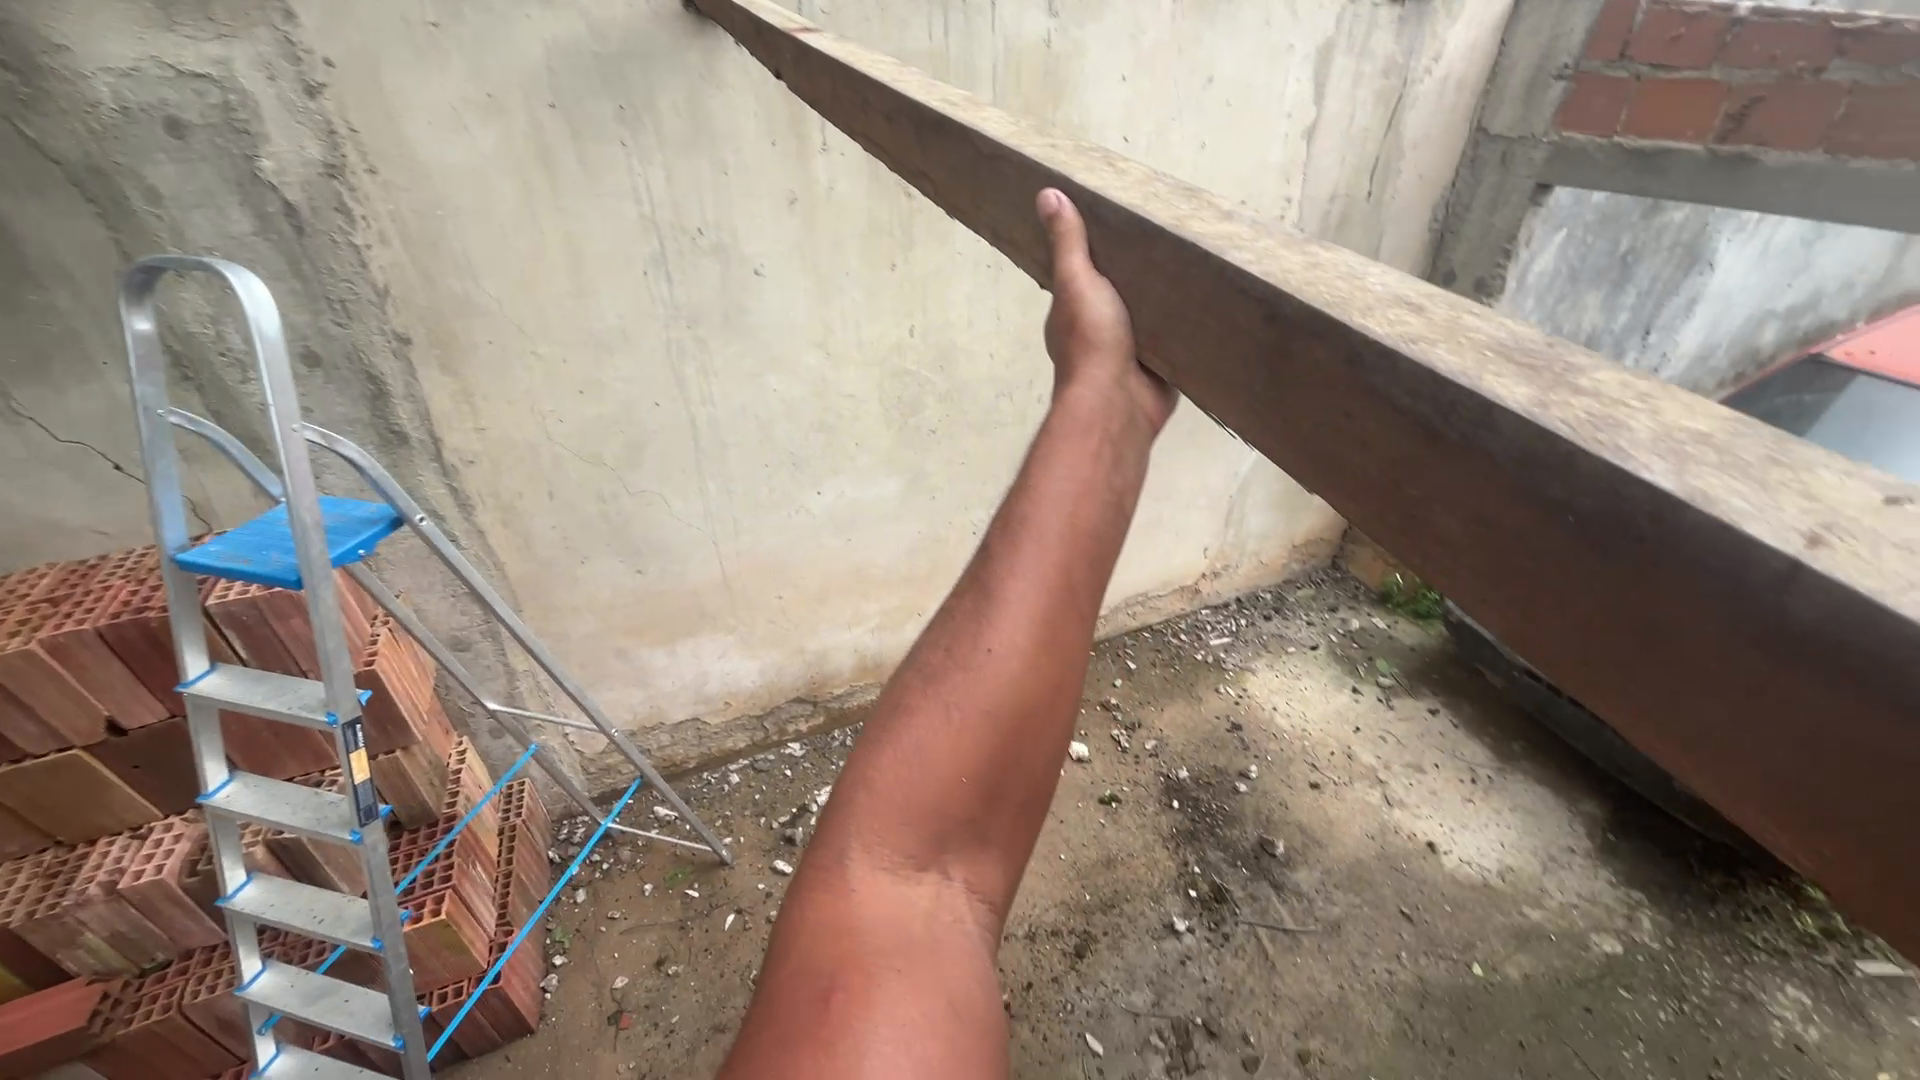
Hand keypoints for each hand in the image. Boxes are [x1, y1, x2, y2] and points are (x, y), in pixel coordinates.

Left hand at [1036, 188, 1177, 435]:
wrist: (1119, 401)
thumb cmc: (1091, 340)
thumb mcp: (1077, 282)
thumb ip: (1068, 243)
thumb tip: (1046, 194)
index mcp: (1073, 313)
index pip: (1085, 275)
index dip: (1101, 253)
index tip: (1124, 226)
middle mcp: (1098, 332)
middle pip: (1121, 294)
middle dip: (1140, 274)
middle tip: (1171, 236)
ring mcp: (1130, 352)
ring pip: (1149, 317)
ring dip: (1165, 300)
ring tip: (1194, 261)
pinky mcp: (1160, 367)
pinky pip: (1174, 341)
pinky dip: (1184, 327)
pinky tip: (1207, 302)